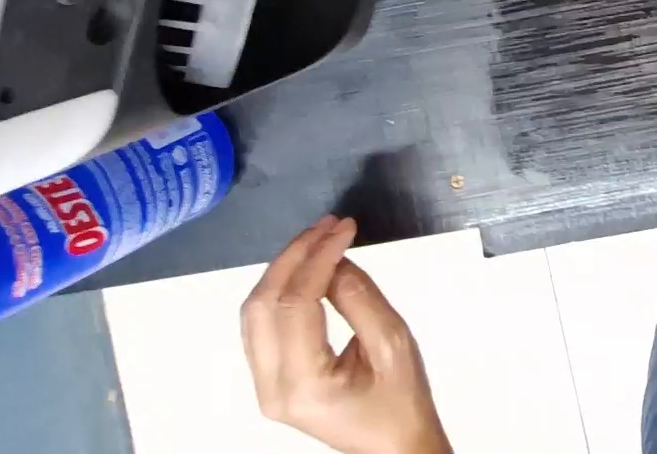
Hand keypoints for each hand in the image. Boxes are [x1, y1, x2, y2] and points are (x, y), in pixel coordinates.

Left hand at [241, 216, 449, 453]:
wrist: (394, 448)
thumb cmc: (401, 400)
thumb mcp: (393, 343)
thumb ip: (360, 298)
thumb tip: (334, 259)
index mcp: (303, 383)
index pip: (296, 303)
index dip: (318, 257)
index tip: (346, 227)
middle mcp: (271, 388)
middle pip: (262, 305)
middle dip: (294, 256)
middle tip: (330, 225)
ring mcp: (265, 387)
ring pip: (255, 312)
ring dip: (284, 268)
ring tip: (320, 237)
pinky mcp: (270, 380)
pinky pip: (262, 325)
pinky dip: (281, 288)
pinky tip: (307, 266)